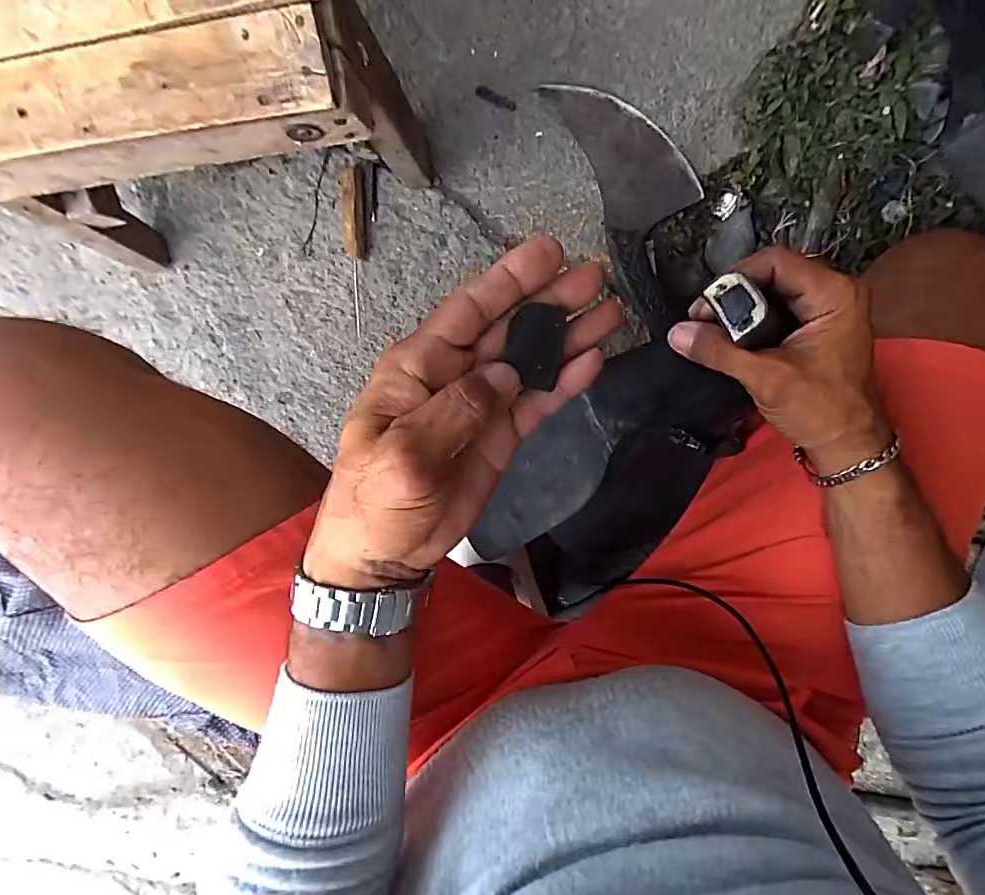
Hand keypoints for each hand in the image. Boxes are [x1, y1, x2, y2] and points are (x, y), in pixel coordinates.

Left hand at [304, 236, 625, 588]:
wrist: (385, 551)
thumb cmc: (375, 501)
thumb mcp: (404, 454)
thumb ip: (456, 410)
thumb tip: (505, 375)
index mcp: (419, 367)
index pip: (469, 311)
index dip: (509, 280)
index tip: (549, 252)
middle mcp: (454, 376)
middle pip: (509, 328)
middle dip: (550, 301)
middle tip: (594, 276)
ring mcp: (481, 406)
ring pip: (529, 362)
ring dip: (567, 338)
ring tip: (608, 314)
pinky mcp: (501, 437)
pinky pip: (536, 402)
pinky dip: (563, 383)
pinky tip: (590, 364)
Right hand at [666, 247, 890, 473]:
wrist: (846, 443)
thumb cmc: (824, 411)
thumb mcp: (765, 378)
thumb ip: (719, 351)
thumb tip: (682, 333)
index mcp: (834, 295)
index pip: (775, 262)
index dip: (735, 278)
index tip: (709, 305)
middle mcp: (835, 294)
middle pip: (773, 273)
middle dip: (735, 295)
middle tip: (707, 319)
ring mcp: (827, 312)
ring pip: (773, 293)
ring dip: (742, 310)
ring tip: (716, 331)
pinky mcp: (817, 329)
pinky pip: (779, 312)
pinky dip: (754, 323)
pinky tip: (736, 341)